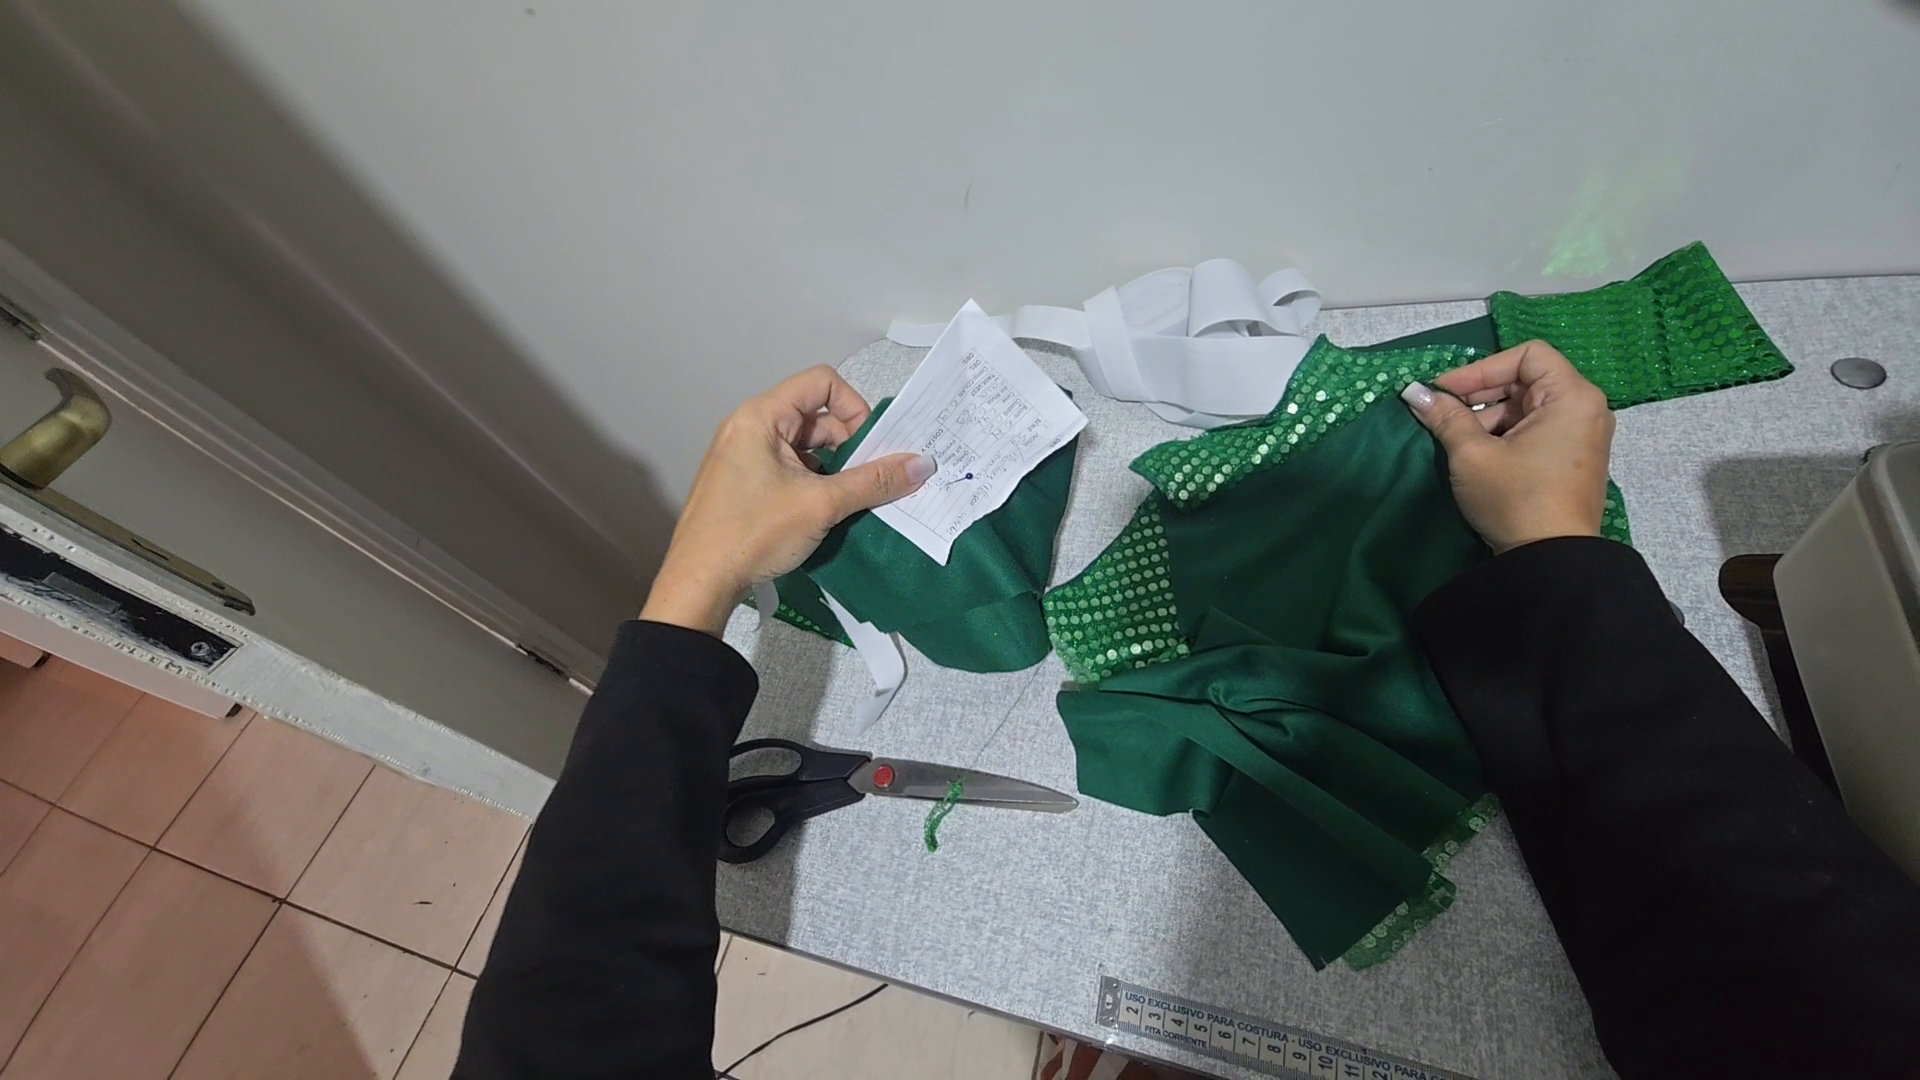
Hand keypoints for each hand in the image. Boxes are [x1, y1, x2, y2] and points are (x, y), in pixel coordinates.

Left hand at [640, 366, 936, 634]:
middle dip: (850, 442)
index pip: (821, 383)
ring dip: (835, 466)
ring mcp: (745, 455)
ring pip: (805, 445)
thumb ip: (874, 481)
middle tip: (870, 478)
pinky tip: (827, 510)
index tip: (871, 446)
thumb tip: (923, 464)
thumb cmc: (755, 533)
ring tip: (852, 497)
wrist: (699, 583)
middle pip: (815, 415)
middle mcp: (750, 427)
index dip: (854, 407)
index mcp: (761, 417)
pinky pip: (790, 467)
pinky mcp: (745, 482)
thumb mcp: (822, 505)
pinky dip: (815, 481)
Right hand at [1399, 340, 1614, 554]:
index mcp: (1571, 397)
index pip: (1527, 355)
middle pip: (1525, 379)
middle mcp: (1584, 408)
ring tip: (1455, 440)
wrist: (1548, 556)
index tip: (1444, 392)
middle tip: (1442, 414)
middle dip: (1479, 393)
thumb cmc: (1514, 496)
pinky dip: (1501, 432)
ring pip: (1525, 405)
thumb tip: (1413, 393)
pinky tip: (1475, 453)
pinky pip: (1532, 428)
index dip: (1481, 369)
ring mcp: (1579, 434)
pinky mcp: (1568, 457)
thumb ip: (1444, 417)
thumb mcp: (1471, 454)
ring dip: (1486, 416)